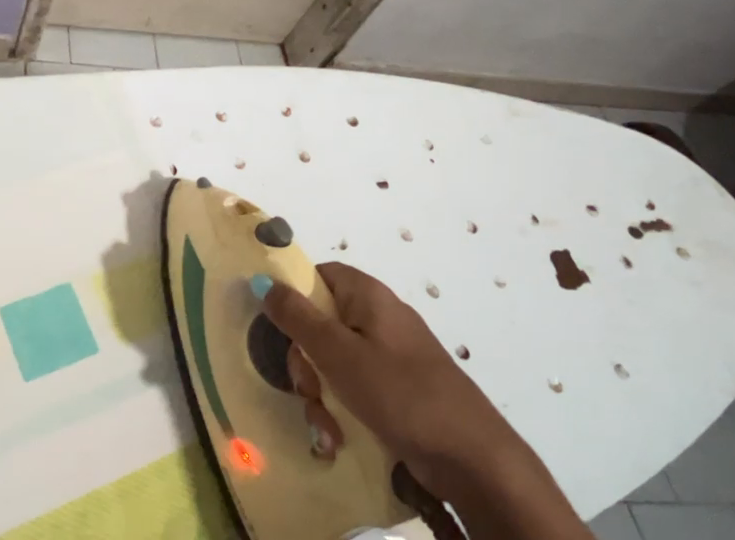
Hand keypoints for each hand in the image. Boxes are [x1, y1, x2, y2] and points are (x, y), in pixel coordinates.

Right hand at [261, 263, 586, 539]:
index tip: (278, 327)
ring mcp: (390, 358)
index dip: (294, 295)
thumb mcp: (338, 353)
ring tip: (327, 426)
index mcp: (369, 297)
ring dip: (320, 395)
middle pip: (320, 324)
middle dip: (305, 361)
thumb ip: (297, 317)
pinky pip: (354, 391)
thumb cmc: (400, 393)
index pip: (319, 275)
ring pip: (333, 364)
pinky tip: (339, 438)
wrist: (472, 460)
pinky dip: (341, 412)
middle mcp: (380, 320)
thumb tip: (263, 280)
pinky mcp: (397, 392)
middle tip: (307, 387)